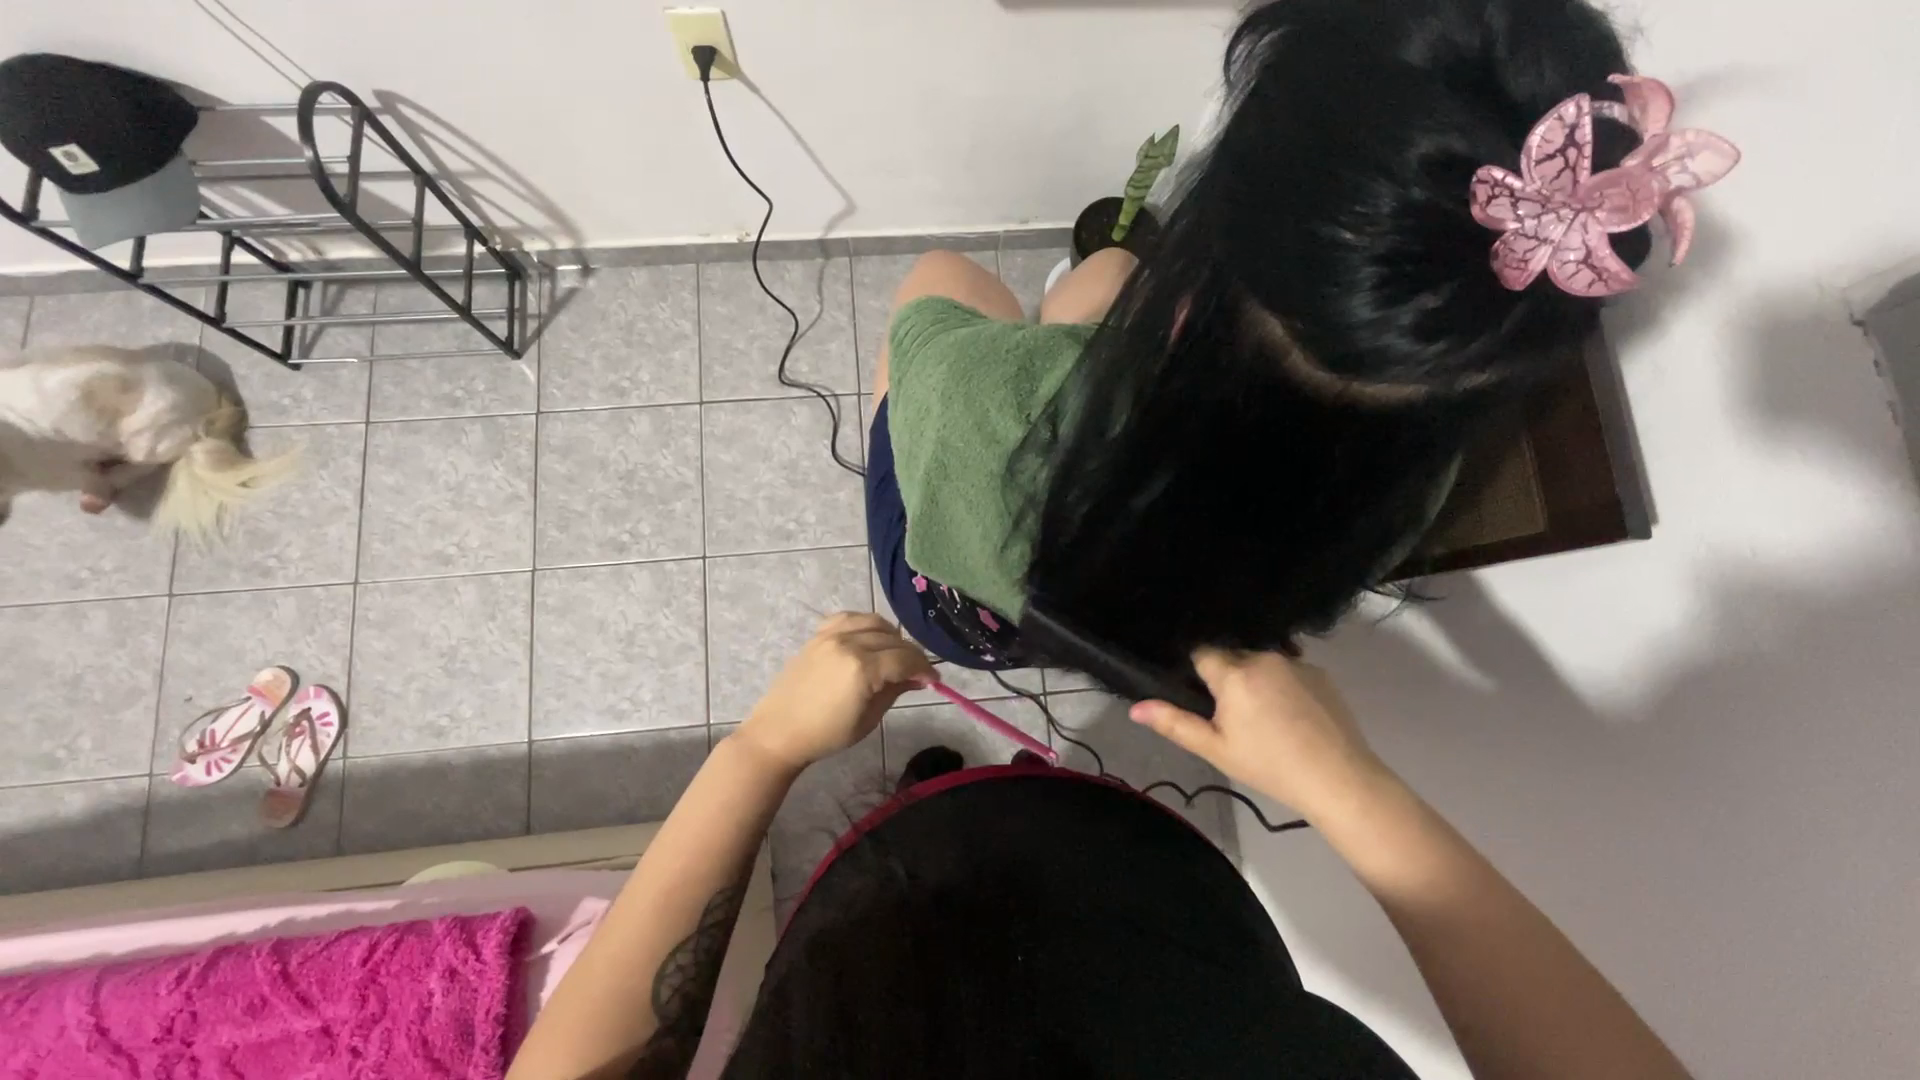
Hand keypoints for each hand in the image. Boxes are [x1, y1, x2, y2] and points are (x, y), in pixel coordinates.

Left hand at [737, 613, 933, 771]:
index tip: (934, 681)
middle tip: (917, 674)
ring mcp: (831, 635)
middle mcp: (849, 644)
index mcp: (863, 669)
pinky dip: (866, 624)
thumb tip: (918, 678)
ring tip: (895, 656)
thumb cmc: (826, 735)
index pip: (906, 660)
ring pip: (875, 623)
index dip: (925, 669)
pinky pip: (849, 618)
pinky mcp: (818, 635)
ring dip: (892, 637)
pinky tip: (870, 639)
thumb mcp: (868, 719)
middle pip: (894, 640)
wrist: (779, 732)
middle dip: (912, 656)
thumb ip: (895, 691)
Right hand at [1129, 647, 1390, 819]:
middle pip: (1231, 653)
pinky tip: (1287, 712)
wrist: (1340, 779)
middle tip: (1228, 712)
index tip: (1196, 692)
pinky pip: (1287, 667)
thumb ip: (1174, 723)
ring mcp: (1295, 662)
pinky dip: (1280, 682)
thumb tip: (1135, 708)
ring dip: (1253, 677)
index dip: (1194, 669)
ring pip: (1260, 659)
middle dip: (1224, 675)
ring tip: (1261, 714)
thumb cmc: (1270, 766)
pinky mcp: (1319, 672)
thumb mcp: (1216, 749)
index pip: (1201, 651)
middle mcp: (1264, 657)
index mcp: (1234, 673)